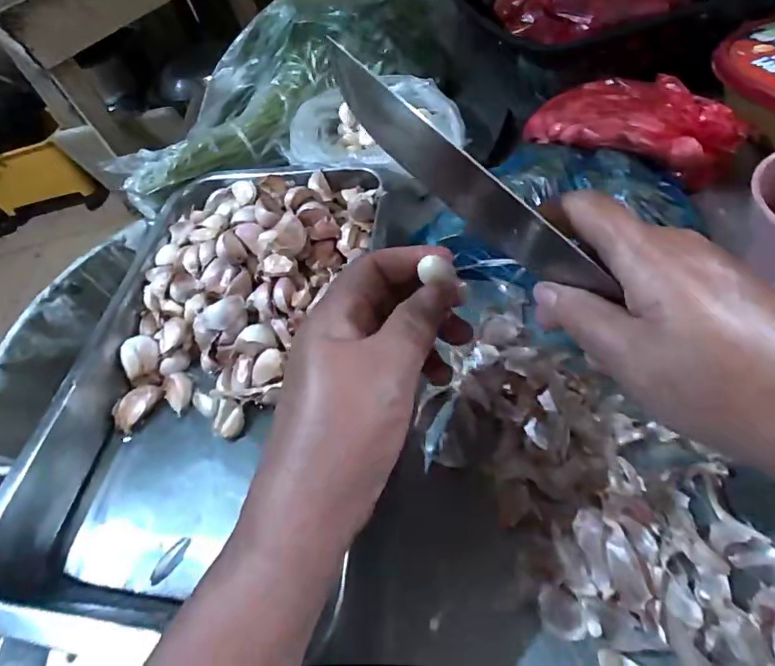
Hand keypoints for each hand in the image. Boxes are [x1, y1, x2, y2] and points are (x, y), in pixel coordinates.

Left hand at [240, 245, 466, 550]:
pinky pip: (387, 361)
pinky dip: (416, 360)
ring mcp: (340, 368)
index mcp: (333, 316)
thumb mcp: (391, 364)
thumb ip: (417, 315)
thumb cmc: (349, 429)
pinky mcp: (351, 397)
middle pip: (383, 295)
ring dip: (427, 328)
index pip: (373, 265)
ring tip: (463, 345)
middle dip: (426, 295)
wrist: (307, 515)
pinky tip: (438, 377)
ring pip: (390, 329)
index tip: (456, 267)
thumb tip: (442, 276)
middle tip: (466, 308)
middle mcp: (333, 334)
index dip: (414, 259)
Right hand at [534, 192, 774, 506]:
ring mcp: (715, 261)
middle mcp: (680, 241)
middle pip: (616, 236)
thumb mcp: (631, 359)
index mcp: (647, 250)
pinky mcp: (738, 285)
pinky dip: (656, 303)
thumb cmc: (715, 384)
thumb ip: (580, 317)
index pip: (587, 205)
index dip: (552, 216)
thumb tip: (545, 289)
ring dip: (621, 291)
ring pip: (647, 262)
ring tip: (625, 351)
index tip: (531, 253)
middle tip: (576, 327)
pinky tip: (672, 356)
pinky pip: (679, 280)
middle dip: (585, 270)